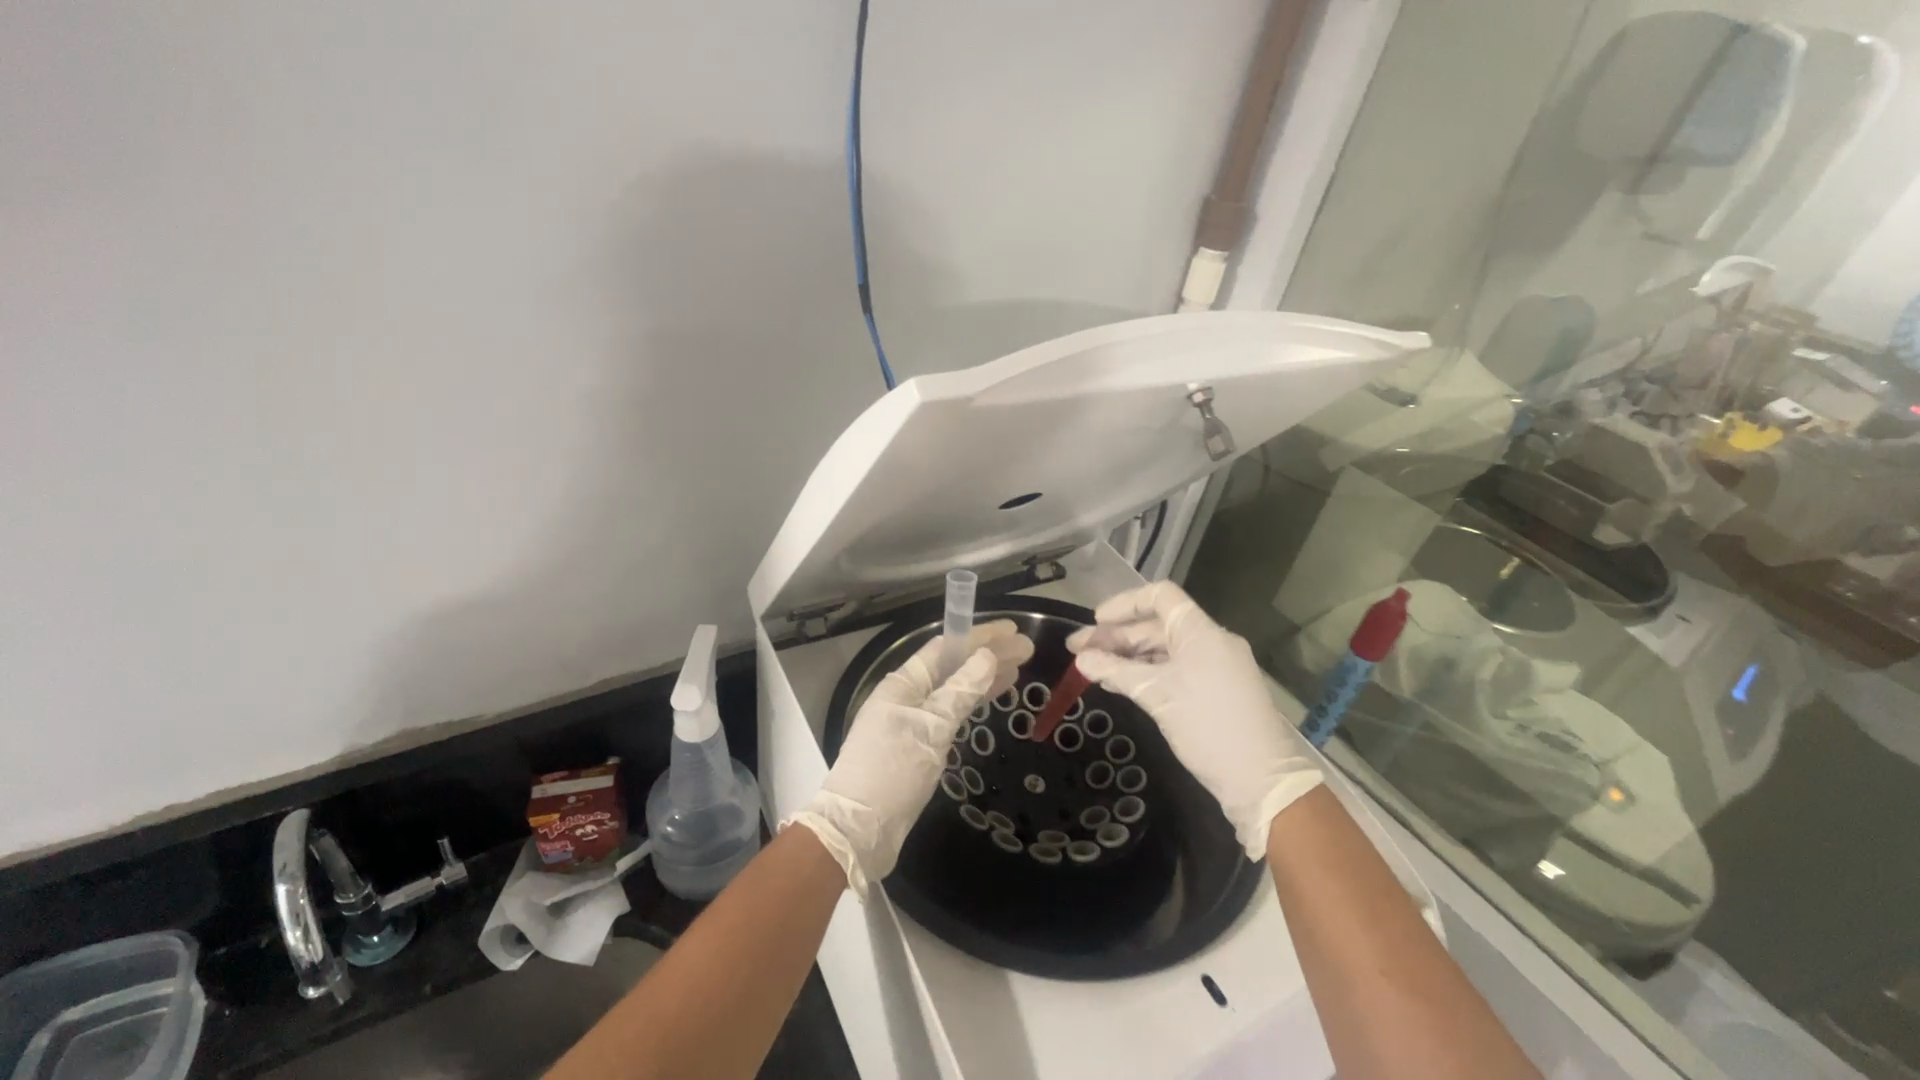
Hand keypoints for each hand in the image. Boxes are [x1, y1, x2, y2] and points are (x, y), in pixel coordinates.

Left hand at [786, 620, 1033, 895]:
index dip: (979, 635)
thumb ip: (960, 692)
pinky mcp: (917, 748)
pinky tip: (990, 699)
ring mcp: (911, 723)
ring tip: (1018, 670)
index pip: (945, 647)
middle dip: (988, 655)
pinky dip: (972, 704)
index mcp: (902, 684)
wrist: (859, 829)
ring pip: (954, 690)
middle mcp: (906, 698)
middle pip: (952, 666)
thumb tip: (988, 657)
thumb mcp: (931, 729)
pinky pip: (951, 714)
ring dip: (984, 678)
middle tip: (1027, 649)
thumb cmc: (891, 772)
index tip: (1012, 630)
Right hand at [1069, 583, 1321, 859]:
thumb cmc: (1207, 727)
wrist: (1261, 779)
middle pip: (1157, 626)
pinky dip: (1146, 674)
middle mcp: (1210, 642)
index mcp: (1200, 632)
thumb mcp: (1156, 696)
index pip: (1160, 597)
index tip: (1095, 621)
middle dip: (1116, 637)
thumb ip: (1116, 672)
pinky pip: (1175, 670)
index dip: (1125, 604)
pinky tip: (1120, 686)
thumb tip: (1081, 659)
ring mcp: (1215, 667)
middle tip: (1077, 652)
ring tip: (1092, 670)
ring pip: (1164, 650)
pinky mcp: (1215, 691)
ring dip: (1128, 657)